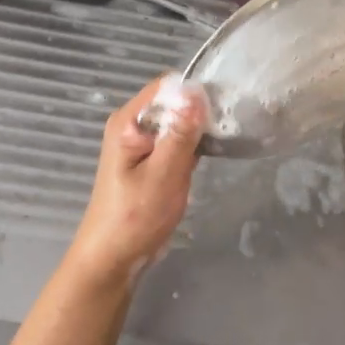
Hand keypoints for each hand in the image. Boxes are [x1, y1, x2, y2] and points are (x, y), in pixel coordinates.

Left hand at [65, 74, 206, 278]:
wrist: (114, 257)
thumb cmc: (135, 217)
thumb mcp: (163, 174)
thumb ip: (181, 133)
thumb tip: (197, 93)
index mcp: (128, 122)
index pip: (166, 86)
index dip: (195, 91)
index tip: (223, 105)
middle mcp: (133, 126)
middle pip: (173, 102)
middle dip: (200, 111)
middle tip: (230, 125)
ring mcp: (142, 144)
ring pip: (178, 122)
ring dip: (199, 130)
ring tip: (225, 139)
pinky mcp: (152, 161)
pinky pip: (177, 141)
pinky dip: (193, 146)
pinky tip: (209, 156)